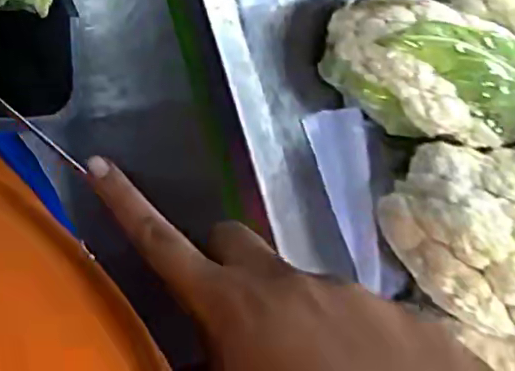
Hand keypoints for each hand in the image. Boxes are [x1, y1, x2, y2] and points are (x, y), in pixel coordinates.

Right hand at [86, 157, 483, 370]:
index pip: (161, 242)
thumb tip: (182, 357)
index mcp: (235, 307)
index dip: (124, 202)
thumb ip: (207, 364)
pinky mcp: (417, 322)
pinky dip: (371, 345)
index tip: (97, 163)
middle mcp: (286, 284)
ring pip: (309, 287)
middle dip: (228, 264)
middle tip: (247, 318)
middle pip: (233, 239)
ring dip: (308, 318)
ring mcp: (354, 296)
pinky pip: (378, 320)